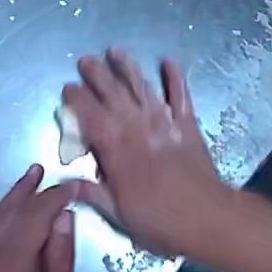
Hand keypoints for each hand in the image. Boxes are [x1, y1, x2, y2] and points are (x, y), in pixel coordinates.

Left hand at [0, 166, 76, 271]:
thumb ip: (60, 257)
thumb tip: (64, 216)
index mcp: (15, 258)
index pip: (38, 213)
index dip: (57, 196)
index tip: (74, 187)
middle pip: (15, 209)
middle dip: (35, 189)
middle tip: (52, 172)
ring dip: (13, 193)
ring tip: (30, 175)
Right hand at [65, 50, 231, 257]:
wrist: (209, 219)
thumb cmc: (160, 220)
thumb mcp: (118, 213)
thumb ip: (90, 193)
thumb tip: (63, 184)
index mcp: (115, 148)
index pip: (88, 115)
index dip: (76, 99)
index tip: (68, 87)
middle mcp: (135, 127)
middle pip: (111, 92)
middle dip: (96, 74)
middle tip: (85, 60)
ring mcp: (163, 121)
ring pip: (141, 86)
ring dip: (127, 67)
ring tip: (115, 51)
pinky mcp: (187, 123)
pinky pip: (180, 94)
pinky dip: (175, 77)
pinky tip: (169, 62)